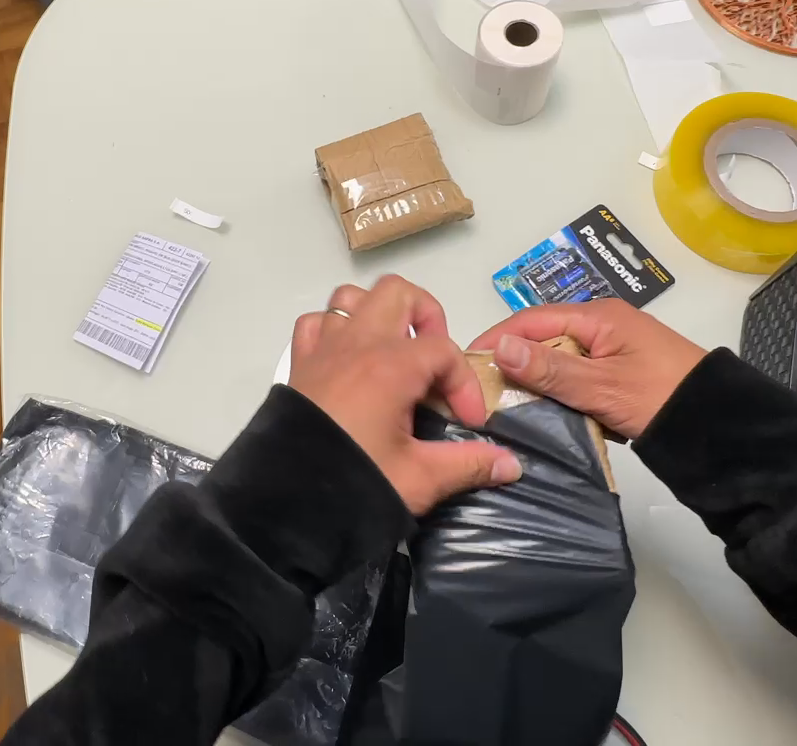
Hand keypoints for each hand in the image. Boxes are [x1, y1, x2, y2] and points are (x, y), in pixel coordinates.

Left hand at [290, 276, 522, 513]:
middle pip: (399, 294)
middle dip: (427, 318)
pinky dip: (334, 330)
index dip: (465, 383)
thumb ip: (467, 464)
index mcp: (391, 365)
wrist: (285, 503)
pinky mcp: (300, 363)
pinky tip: (348, 360)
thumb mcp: (419, 479)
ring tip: (393, 353)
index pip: (444, 350)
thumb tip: (511, 465)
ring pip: (352, 298)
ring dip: (378, 316)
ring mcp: (324, 348)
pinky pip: (316, 322)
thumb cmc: (355, 484)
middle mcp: (357, 343)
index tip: (468, 422)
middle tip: (434, 364)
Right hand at [468, 300, 707, 439]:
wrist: (725, 428)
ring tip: (503, 403)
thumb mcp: (602, 387)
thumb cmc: (663, 399)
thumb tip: (500, 348)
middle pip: (542, 337)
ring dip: (534, 379)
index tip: (466, 363)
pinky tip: (542, 411)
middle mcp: (601, 325)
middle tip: (481, 390)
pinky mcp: (618, 372)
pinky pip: (575, 375)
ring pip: (557, 359)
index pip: (530, 319)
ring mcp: (611, 349)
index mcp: (597, 316)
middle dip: (512, 361)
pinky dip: (557, 391)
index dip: (497, 339)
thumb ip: (550, 369)